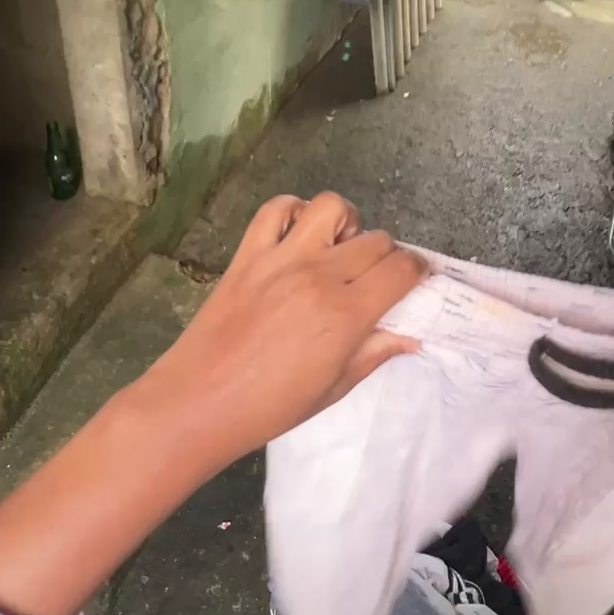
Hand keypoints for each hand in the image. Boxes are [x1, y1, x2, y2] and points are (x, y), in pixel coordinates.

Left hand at [142, 192, 424, 467]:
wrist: (196, 404)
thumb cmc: (270, 407)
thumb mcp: (334, 389)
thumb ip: (376, 353)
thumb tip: (412, 335)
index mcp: (344, 316)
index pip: (401, 270)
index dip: (417, 271)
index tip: (414, 279)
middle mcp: (317, 277)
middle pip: (376, 240)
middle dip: (387, 256)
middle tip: (374, 278)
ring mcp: (280, 259)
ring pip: (331, 207)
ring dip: (346, 223)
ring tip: (338, 250)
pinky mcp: (248, 253)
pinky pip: (276, 209)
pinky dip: (294, 212)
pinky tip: (298, 237)